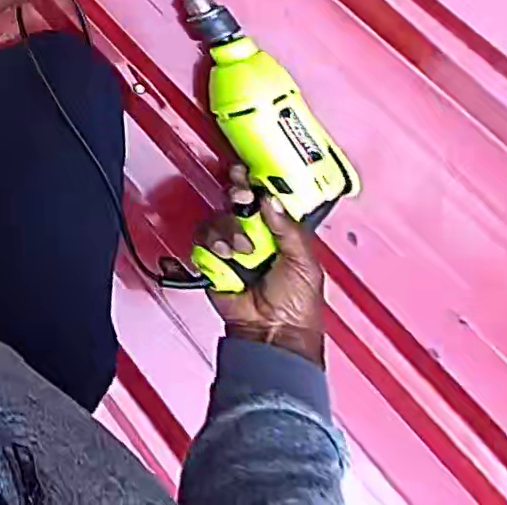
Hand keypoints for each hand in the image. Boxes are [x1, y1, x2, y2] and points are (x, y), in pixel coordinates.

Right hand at [198, 165, 328, 366]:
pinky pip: (202, 237)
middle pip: (235, 199)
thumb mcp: (304, 264)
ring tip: (241, 250)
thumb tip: (271, 199)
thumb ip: (289, 229)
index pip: (263, 197)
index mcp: (278, 231)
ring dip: (228, 230)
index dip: (253, 182)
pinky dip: (212, 245)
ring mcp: (231, 243)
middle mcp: (253, 233)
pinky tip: (225, 256)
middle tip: (240, 200)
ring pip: (218, 217)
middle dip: (236, 195)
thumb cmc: (297, 307)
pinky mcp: (211, 256)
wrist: (271, 333)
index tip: (247, 173)